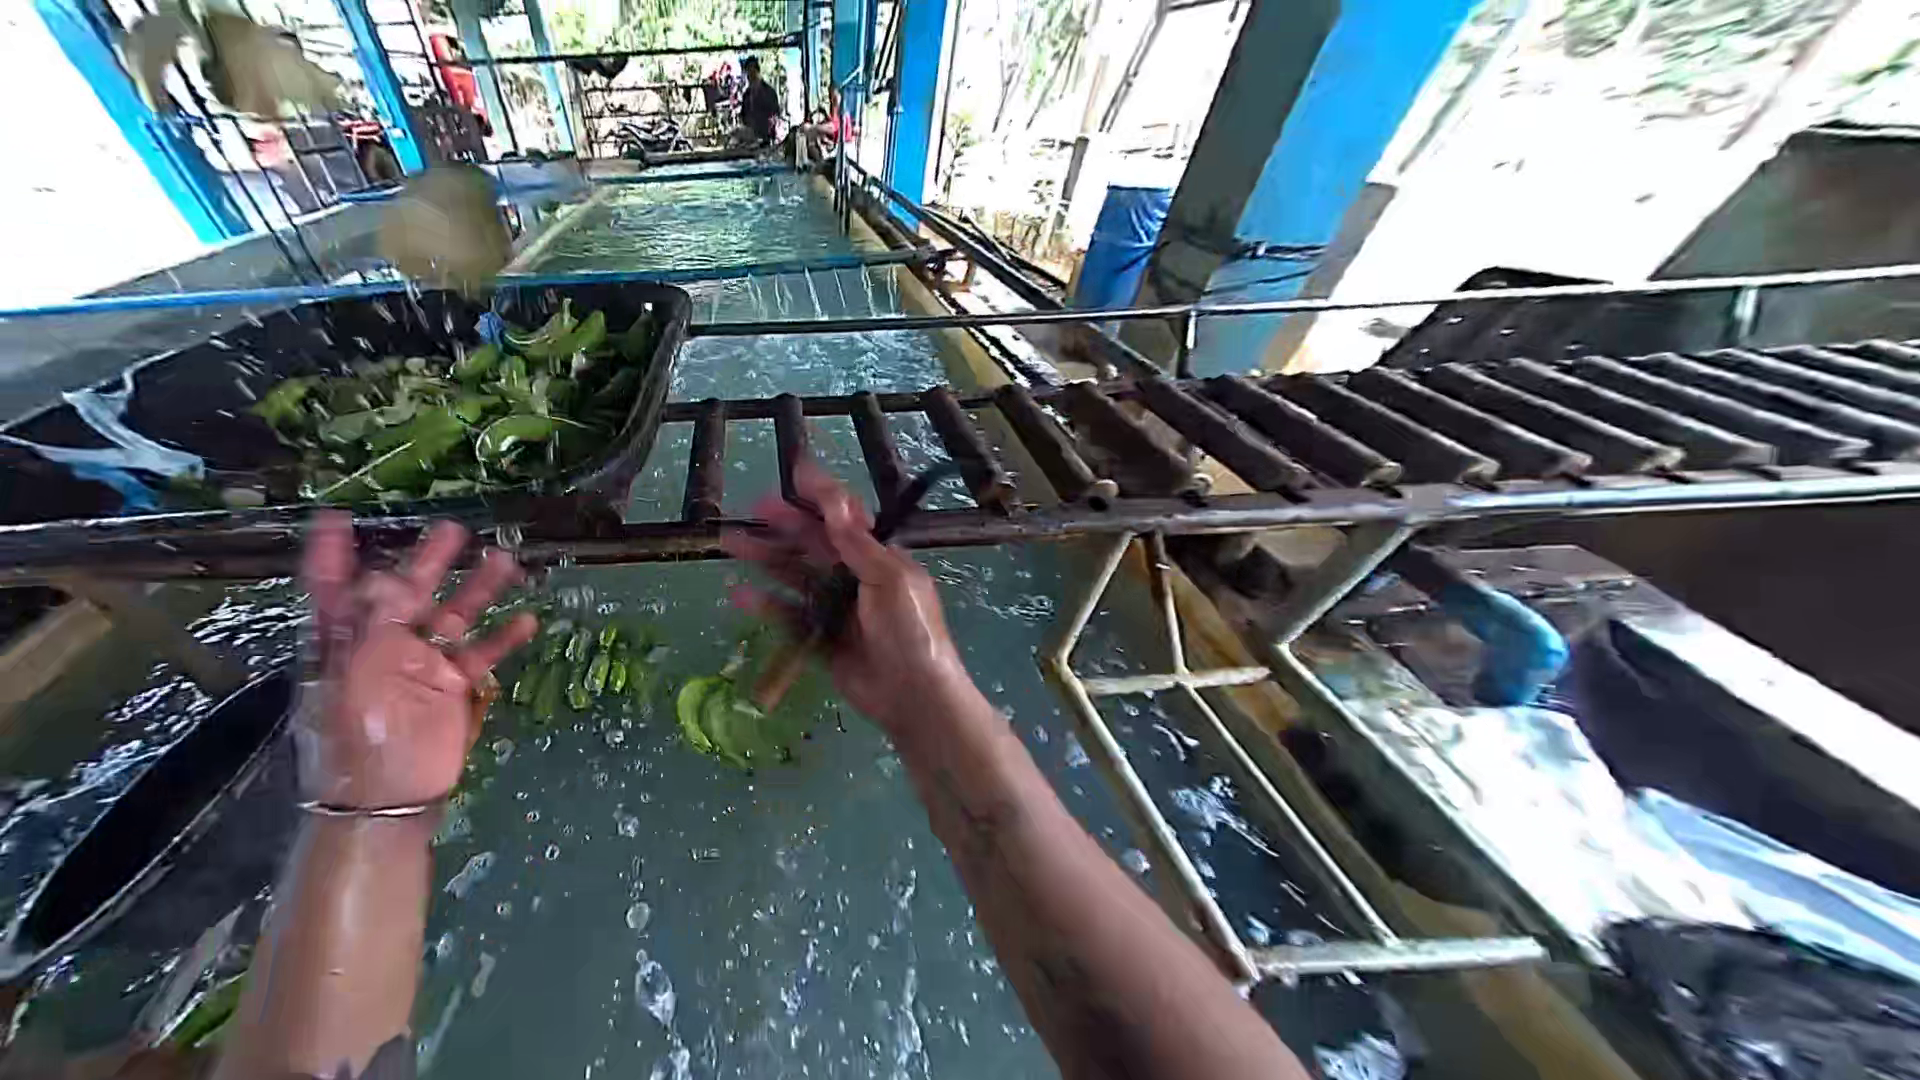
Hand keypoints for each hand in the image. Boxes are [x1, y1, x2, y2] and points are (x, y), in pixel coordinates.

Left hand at [299, 514, 538, 809]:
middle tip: (453, 529)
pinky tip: (529, 622)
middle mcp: (383, 645)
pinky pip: (484, 652)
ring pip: (455, 615)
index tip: (337, 517)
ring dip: (479, 590)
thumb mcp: (352, 680)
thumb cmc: (356, 740)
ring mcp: (423, 663)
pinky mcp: (455, 683)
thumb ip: (371, 628)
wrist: (390, 795)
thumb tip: (389, 579)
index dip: (331, 554)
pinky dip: (505, 637)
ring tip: (506, 562)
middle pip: (407, 592)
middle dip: (427, 560)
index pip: (333, 589)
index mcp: (344, 643)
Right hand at [723, 462, 975, 736]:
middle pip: (816, 545)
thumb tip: (836, 501)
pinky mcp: (822, 639)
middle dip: (787, 526)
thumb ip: (857, 543)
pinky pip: (790, 616)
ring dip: (768, 559)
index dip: (822, 497)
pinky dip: (767, 605)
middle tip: (754, 508)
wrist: (914, 694)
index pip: (847, 520)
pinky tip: (740, 594)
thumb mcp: (888, 578)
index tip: (794, 473)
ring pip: (797, 576)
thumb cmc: (909, 629)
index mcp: (881, 559)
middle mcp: (858, 579)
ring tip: (732, 542)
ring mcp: (838, 609)